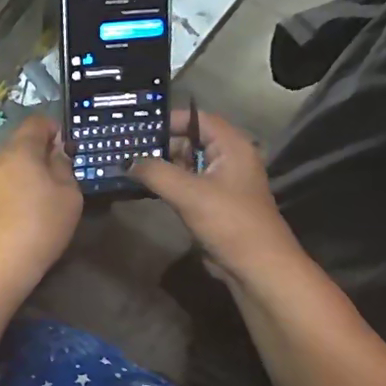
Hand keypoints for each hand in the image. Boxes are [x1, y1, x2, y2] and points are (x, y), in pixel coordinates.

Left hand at [0, 113, 82, 296]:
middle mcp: (0, 158)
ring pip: (14, 162)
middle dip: (43, 150)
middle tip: (64, 171)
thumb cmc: (43, 223)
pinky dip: (21, 184)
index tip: (69, 147)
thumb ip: (64, 166)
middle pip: (23, 141)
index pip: (37, 122)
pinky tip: (32, 206)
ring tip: (50, 191)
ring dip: (32, 169)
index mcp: (21, 150)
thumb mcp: (69, 193)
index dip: (55, 128)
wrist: (4, 262)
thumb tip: (56, 153)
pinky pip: (7, 180)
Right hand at [128, 109, 301, 281]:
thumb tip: (128, 161)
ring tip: (130, 166)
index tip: (139, 127)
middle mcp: (230, 159)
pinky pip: (190, 187)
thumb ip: (156, 172)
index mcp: (233, 146)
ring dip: (164, 167)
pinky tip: (146, 189)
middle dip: (162, 145)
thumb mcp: (189, 194)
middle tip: (127, 148)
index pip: (198, 119)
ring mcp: (224, 183)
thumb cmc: (229, 222)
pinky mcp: (217, 205)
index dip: (170, 120)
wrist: (257, 267)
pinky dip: (171, 186)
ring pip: (189, 166)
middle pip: (192, 141)